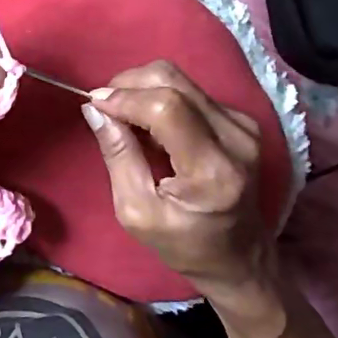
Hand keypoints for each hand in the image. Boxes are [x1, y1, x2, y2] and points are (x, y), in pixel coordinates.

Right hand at [80, 60, 267, 290]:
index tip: (95, 104)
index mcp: (211, 172)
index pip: (167, 109)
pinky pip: (192, 91)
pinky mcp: (242, 120)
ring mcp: (243, 126)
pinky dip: (161, 97)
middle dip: (130, 83)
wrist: (240, 257)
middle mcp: (235, 139)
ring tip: (124, 113)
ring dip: (144, 88)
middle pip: (174, 83)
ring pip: (182, 79)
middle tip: (104, 104)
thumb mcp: (137, 213)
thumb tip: (95, 110)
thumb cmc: (185, 244)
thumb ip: (119, 157)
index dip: (126, 98)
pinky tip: (150, 123)